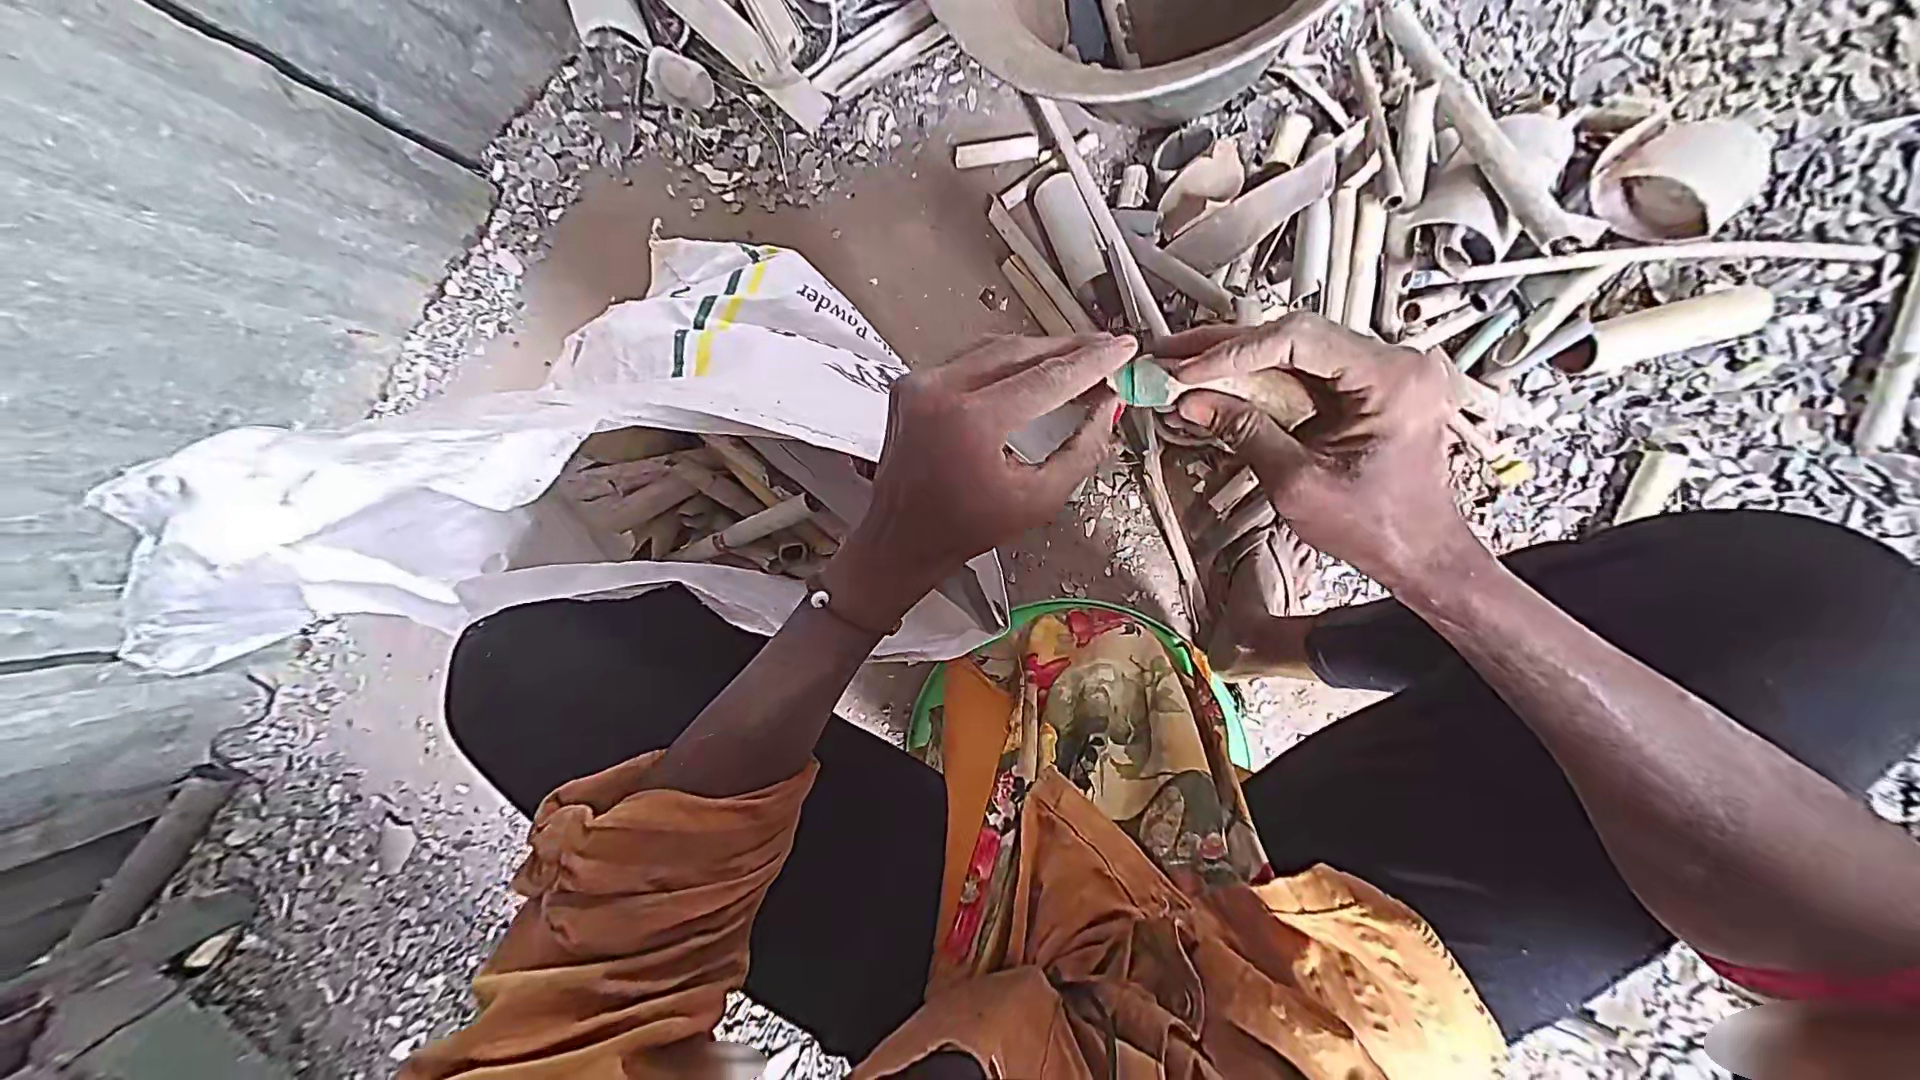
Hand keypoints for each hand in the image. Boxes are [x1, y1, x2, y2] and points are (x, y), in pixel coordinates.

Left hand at [823, 334, 1137, 627]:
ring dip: (1039, 351)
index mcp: (969, 422)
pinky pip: (969, 359)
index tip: (1120, 350)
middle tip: (1105, 350)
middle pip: (1020, 351)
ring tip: (1076, 358)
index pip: (1048, 378)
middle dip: (1069, 348)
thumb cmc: (960, 529)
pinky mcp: (911, 384)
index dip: (1093, 361)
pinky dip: (1005, 361)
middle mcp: (938, 391)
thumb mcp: (1038, 499)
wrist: (901, 538)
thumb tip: (1106, 408)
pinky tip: (1031, 367)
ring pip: (994, 348)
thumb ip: (1082, 450)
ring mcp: (919, 383)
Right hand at [1163, 312, 1482, 591]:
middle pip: (1292, 336)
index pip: (1299, 338)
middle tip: (1173, 356)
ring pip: (1290, 351)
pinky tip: (1216, 383)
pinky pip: (1298, 373)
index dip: (1233, 351)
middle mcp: (1391, 366)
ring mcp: (1375, 376)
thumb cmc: (1379, 525)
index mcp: (1392, 380)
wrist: (1414, 551)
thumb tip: (1197, 403)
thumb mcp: (1298, 482)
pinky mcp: (1356, 391)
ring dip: (1233, 361)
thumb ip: (1246, 433)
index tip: (1189, 369)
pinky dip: (1254, 380)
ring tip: (1184, 368)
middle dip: (1224, 348)